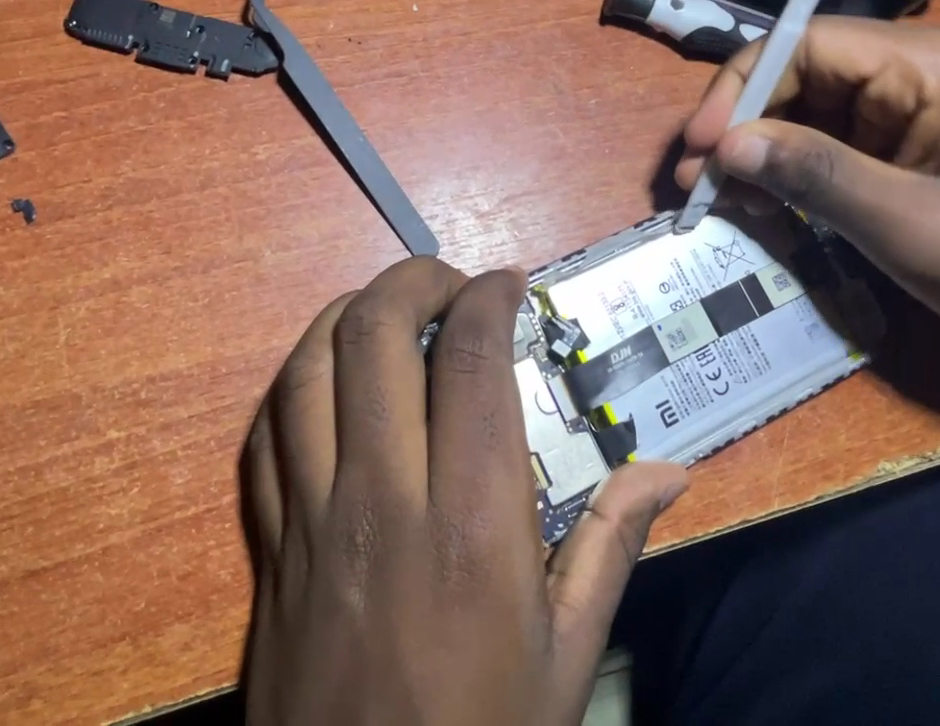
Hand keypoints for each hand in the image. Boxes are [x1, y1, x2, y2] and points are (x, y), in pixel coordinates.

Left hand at [240, 258, 688, 725]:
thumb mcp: (568, 658)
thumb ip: (612, 546)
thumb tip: (672, 470)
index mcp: (473, 525)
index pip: (472, 364)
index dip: (489, 299)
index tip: (509, 284)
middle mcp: (384, 499)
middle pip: (376, 338)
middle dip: (415, 281)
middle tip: (451, 283)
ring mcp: (312, 518)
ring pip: (309, 369)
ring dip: (349, 313)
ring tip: (390, 307)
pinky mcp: (270, 542)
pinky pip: (267, 431)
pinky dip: (297, 377)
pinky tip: (328, 371)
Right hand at [676, 18, 939, 350]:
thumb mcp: (910, 222)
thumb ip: (814, 174)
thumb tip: (724, 144)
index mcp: (933, 64)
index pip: (808, 43)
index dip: (740, 88)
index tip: (699, 148)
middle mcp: (924, 74)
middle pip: (806, 76)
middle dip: (744, 125)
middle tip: (695, 184)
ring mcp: (924, 116)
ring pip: (817, 116)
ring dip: (765, 154)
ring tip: (719, 200)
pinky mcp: (922, 155)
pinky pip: (843, 150)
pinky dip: (799, 176)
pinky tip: (767, 207)